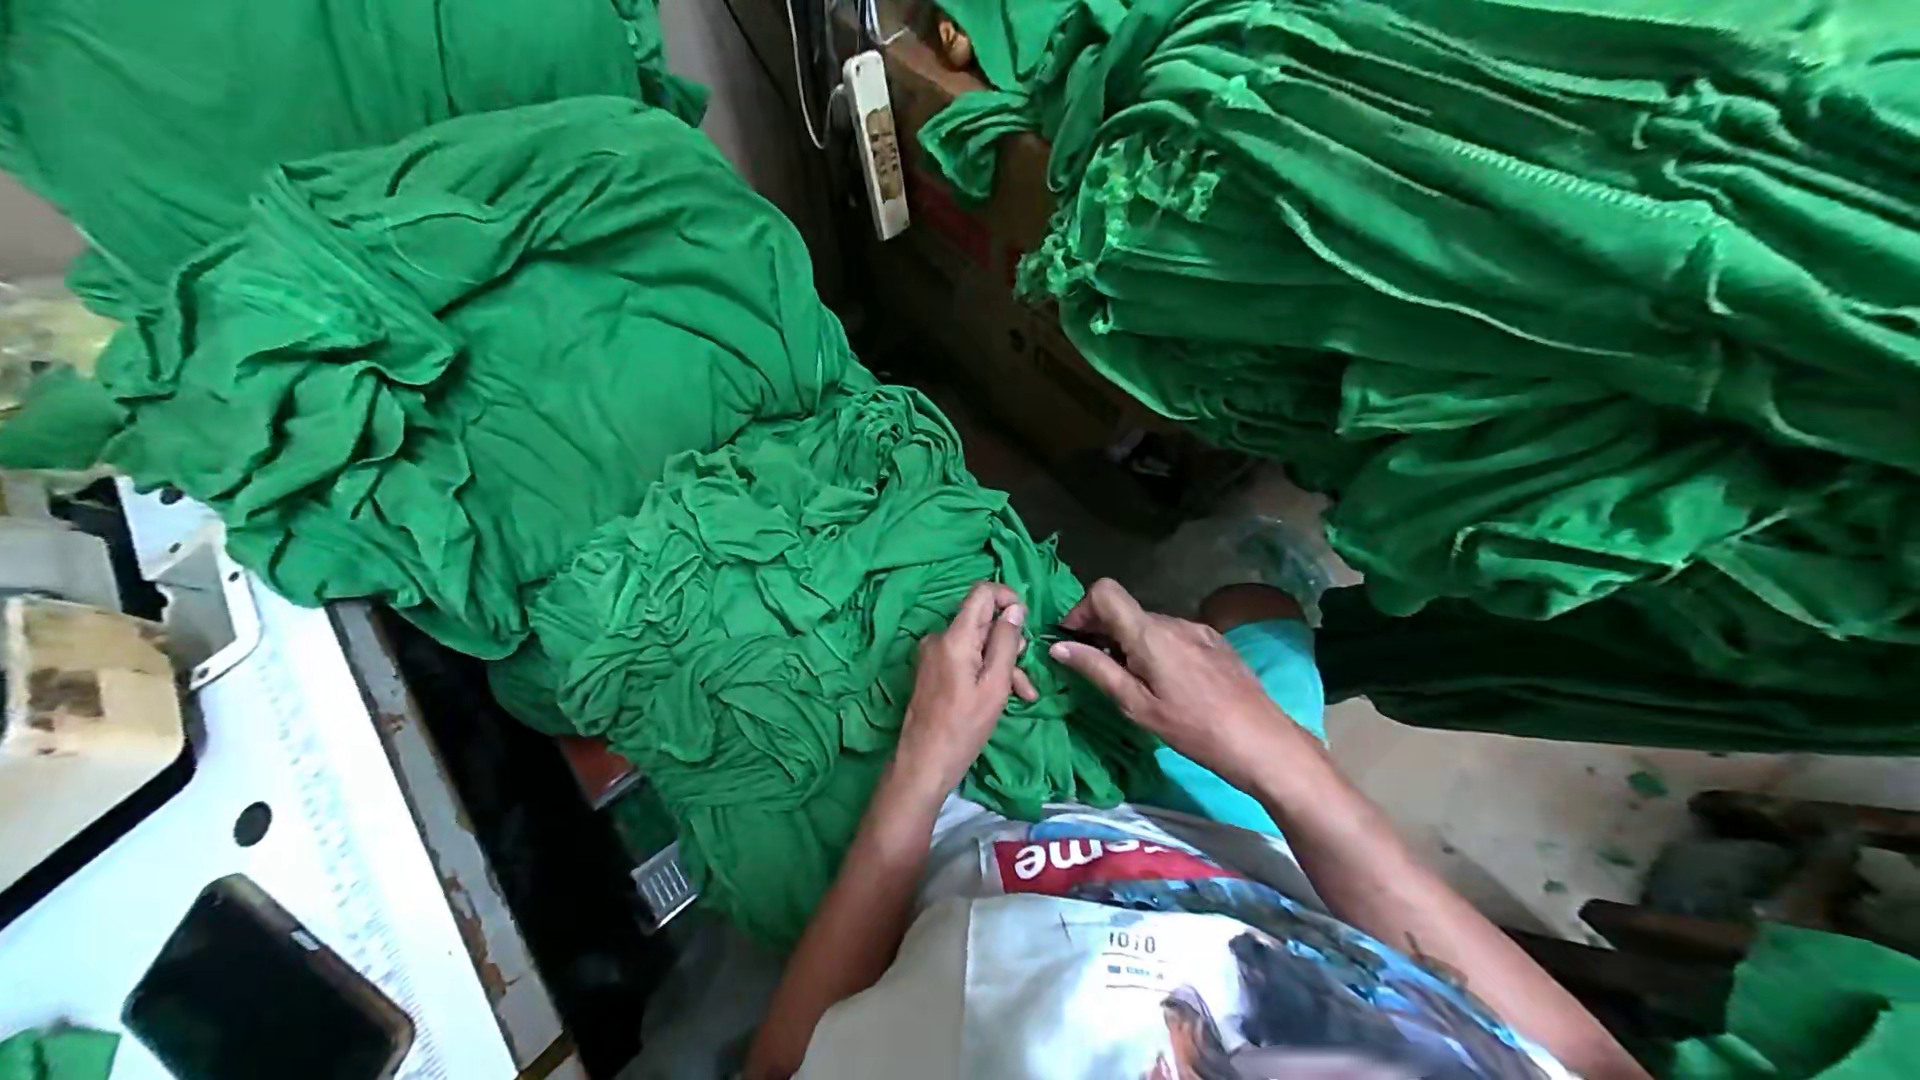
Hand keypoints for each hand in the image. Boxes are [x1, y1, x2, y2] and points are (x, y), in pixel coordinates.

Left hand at [895, 582, 1037, 794]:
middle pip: (982, 621)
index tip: (1025, 620)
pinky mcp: (933, 670)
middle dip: (1009, 641)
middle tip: (1025, 671)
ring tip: (1022, 693)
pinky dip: (985, 671)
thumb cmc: (964, 726)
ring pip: (977, 644)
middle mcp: (940, 638)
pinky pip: (965, 659)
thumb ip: (1005, 642)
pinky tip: (1003, 696)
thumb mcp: (995, 684)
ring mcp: (934, 654)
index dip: (1007, 598)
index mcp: (954, 637)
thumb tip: (1015, 608)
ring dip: (1002, 662)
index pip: (981, 593)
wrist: (923, 762)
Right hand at [1048, 578, 1319, 792]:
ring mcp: (1197, 629)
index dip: (1081, 610)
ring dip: (1131, 643)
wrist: (1264, 742)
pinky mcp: (1215, 641)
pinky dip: (1157, 649)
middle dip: (1103, 633)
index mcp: (1149, 633)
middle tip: (1101, 671)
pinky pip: (1173, 634)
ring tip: (1137, 683)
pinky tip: (1171, 683)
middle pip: (1125, 611)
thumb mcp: (1136, 705)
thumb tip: (1058, 646)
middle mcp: (1172, 620)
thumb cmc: (1194, 729)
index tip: (1075, 641)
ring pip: (1148, 624)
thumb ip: (1096, 669)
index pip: (1104, 591)